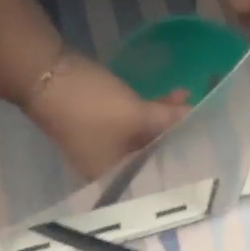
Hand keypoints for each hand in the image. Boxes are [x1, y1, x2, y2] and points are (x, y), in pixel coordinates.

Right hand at [25, 59, 190, 177]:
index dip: (179, 156)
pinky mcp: (94, 119)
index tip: (203, 141)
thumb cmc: (91, 106)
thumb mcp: (135, 114)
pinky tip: (161, 97)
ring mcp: (97, 141)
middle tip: (198, 111)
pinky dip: (144, 109)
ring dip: (160, 116)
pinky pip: (127, 120)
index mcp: (111, 176)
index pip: (153, 176)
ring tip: (183, 94)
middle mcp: (103, 165)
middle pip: (147, 153)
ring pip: (138, 133)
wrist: (46, 74)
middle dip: (172, 131)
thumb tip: (196, 115)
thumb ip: (167, 119)